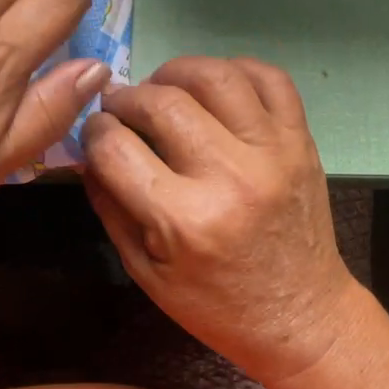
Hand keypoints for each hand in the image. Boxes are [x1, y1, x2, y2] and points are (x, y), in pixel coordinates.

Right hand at [82, 57, 363, 384]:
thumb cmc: (214, 305)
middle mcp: (230, 176)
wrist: (298, 318)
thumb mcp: (144, 271)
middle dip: (126, 98)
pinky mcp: (301, 142)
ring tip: (162, 88)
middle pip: (161, 102)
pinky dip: (235, 69)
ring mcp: (272, 153)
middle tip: (120, 109)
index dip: (94, 132)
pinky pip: (270, 78)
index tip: (94, 133)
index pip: (116, 147)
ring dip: (176, 72)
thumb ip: (109, 205)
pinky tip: (212, 88)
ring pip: (216, 76)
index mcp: (184, 219)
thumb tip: (86, 151)